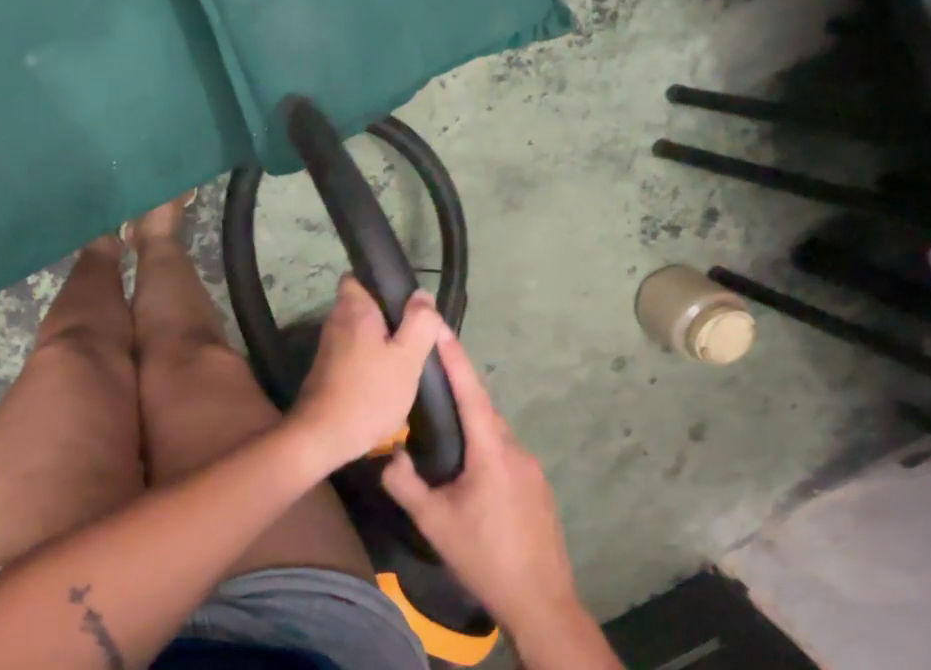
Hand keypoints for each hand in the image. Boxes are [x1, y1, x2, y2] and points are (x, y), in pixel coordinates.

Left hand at [289, 276, 445, 468]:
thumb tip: (422, 294)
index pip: (357, 277)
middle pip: (364, 305)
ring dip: (382, 339)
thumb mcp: (407, 358)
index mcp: (353, 309)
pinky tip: (390, 377)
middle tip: (417, 334)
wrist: (325, 433)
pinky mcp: (329, 366)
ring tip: (409, 357)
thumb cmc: (370, 392)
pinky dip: (372, 357)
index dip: (380, 283)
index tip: (406, 301)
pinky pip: (356, 351)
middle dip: (389, 315)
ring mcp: (330, 344)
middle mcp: (336, 320)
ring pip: (361, 330)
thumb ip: (419, 323)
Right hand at [380, 332, 581, 637]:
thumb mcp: (433, 521)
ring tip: (437, 414)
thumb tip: (389, 455)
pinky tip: (463, 460)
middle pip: (483, 408)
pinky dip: (482, 442)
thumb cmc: (485, 557)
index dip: (454, 358)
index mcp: (492, 452)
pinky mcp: (537, 489)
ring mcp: (532, 471)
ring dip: (469, 418)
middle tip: (425, 368)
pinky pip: (503, 451)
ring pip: (494, 432)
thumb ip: (404, 482)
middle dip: (457, 385)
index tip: (439, 326)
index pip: (470, 392)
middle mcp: (516, 451)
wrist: (542, 604)